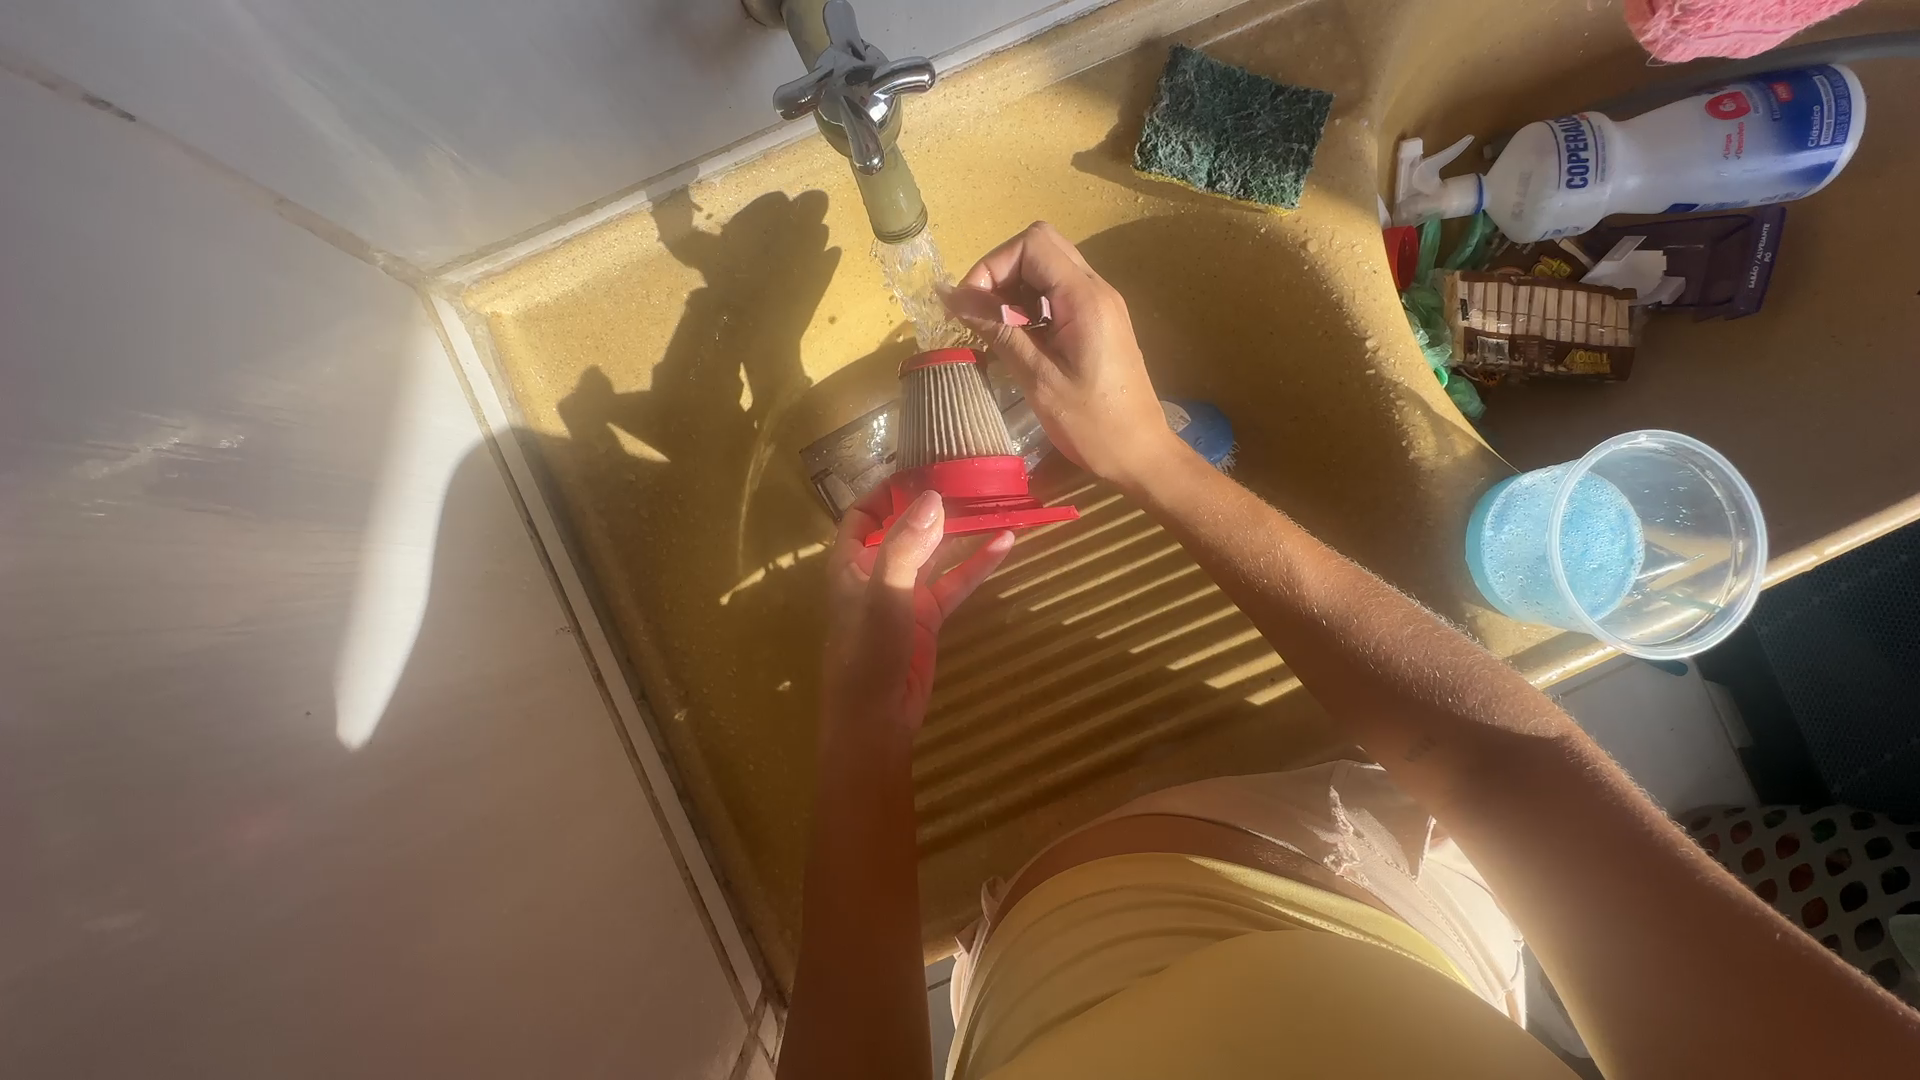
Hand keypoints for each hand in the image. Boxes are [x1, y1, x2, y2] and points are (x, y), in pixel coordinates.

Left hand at [820, 488, 1013, 742]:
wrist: (876, 716)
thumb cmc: (867, 650)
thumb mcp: (884, 590)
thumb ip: (906, 544)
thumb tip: (932, 496)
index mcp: (849, 561)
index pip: (862, 513)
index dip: (886, 491)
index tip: (921, 470)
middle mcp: (875, 571)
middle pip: (904, 527)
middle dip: (931, 505)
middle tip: (966, 479)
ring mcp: (904, 594)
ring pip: (935, 553)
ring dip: (960, 531)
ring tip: (992, 503)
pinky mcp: (927, 617)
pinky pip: (955, 583)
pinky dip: (977, 564)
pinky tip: (1005, 543)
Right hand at [944, 221, 1176, 488]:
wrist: (1140, 455)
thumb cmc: (1092, 424)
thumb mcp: (1038, 379)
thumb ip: (996, 331)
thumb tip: (951, 296)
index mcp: (1084, 298)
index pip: (1032, 243)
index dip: (992, 265)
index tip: (972, 306)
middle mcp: (1096, 290)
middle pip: (1040, 247)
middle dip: (1001, 273)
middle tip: (982, 316)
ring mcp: (1100, 305)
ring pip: (1048, 269)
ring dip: (1015, 292)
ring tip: (999, 333)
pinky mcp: (1098, 323)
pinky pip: (1058, 295)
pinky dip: (1031, 307)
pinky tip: (1020, 342)